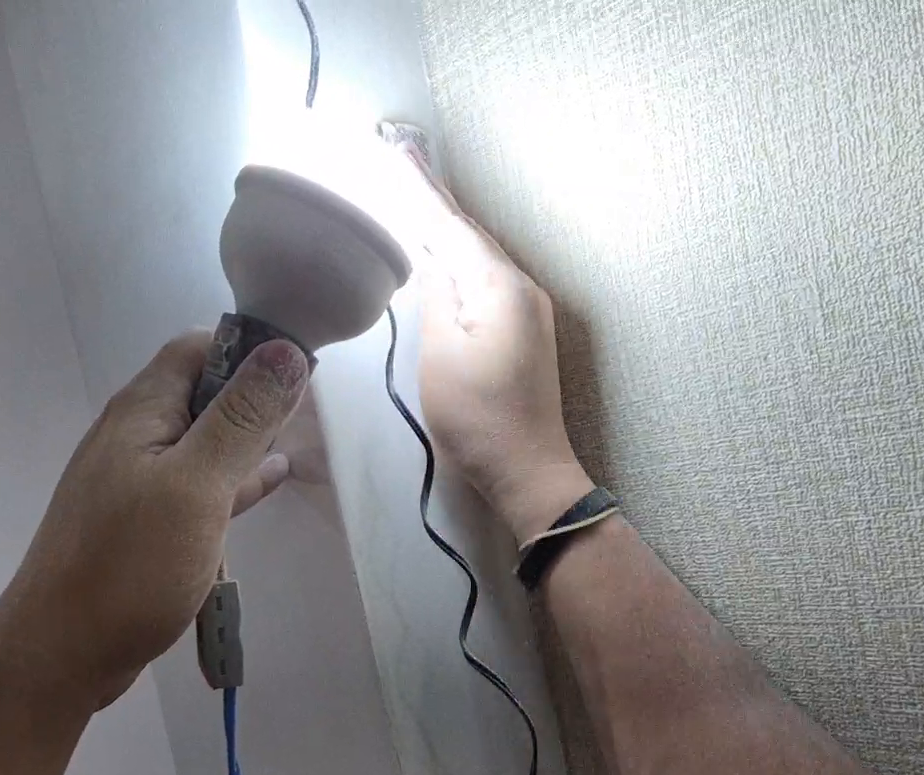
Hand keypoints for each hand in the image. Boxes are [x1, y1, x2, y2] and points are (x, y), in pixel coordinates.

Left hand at [0, 331, 307, 709]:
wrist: (63, 653)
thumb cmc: (130, 565)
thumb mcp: (196, 485)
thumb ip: (241, 420)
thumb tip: (285, 351)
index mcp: (142, 412)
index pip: (198, 347)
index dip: (250, 347)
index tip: (304, 367)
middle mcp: (138, 436)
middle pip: (204, 392)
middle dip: (256, 392)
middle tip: (312, 406)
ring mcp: (142, 481)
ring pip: (207, 440)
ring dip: (250, 436)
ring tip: (301, 435)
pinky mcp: (151, 521)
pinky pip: (203, 483)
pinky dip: (237, 477)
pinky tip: (269, 479)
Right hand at [399, 150, 593, 541]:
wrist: (527, 471)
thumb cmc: (478, 417)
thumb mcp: (442, 353)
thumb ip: (436, 296)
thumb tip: (432, 259)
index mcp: (500, 287)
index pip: (452, 227)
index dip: (420, 192)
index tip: (395, 152)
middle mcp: (522, 289)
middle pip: (470, 238)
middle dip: (433, 204)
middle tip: (399, 166)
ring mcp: (528, 313)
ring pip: (479, 261)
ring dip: (446, 234)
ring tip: (413, 202)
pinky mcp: (524, 336)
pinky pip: (485, 286)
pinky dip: (460, 267)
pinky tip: (442, 261)